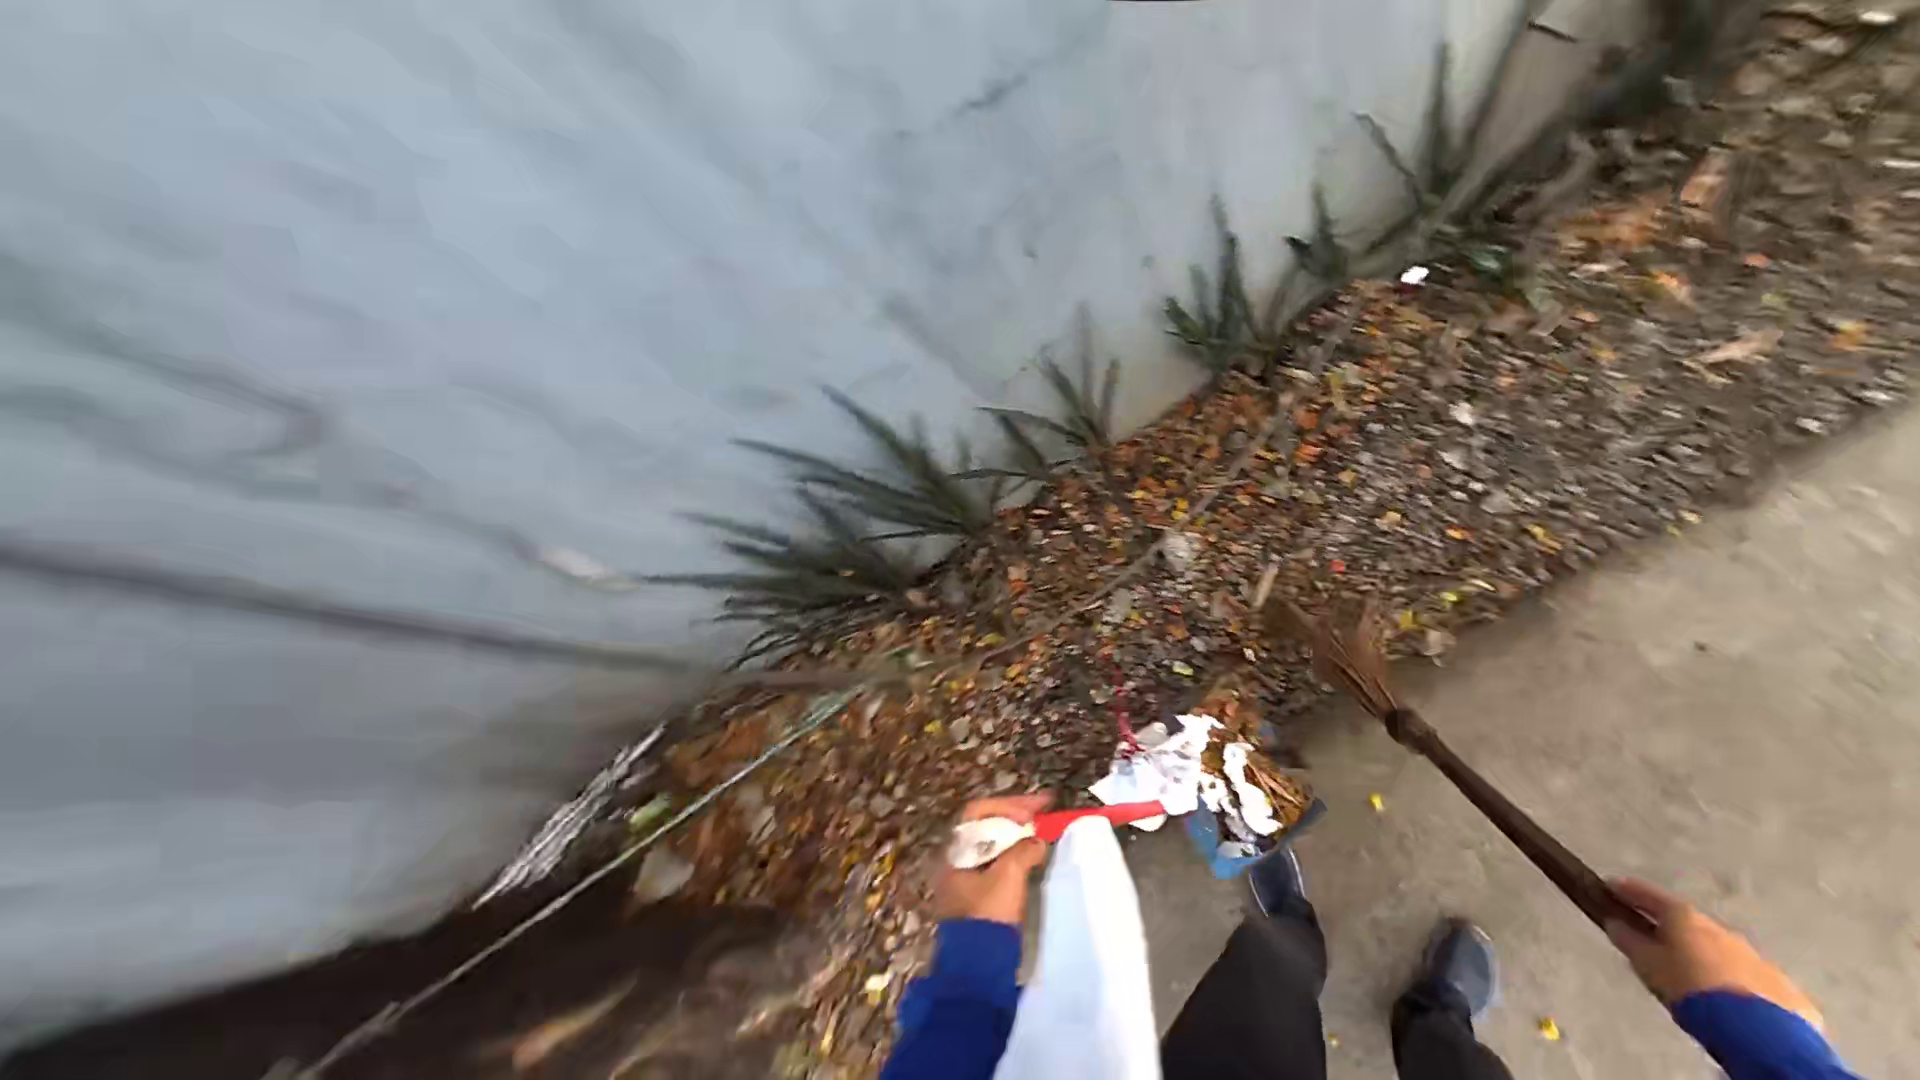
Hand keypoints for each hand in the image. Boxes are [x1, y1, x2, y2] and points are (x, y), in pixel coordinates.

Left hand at [933, 793, 1052, 925]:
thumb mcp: (1008, 876)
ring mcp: (964, 877)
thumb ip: (1024, 851)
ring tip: (1042, 828)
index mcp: (955, 848)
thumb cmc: (988, 914)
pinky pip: (996, 862)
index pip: (979, 810)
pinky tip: (1032, 854)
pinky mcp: (976, 895)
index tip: (1036, 808)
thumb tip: (1036, 842)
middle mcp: (955, 858)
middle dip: (1015, 815)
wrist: (977, 968)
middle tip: (1044, 810)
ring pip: (992, 844)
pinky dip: (1015, 853)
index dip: (1009, 804)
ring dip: (1016, 834)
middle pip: (986, 825)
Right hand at [1606, 877, 1822, 1029]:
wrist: (1760, 1035)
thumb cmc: (1687, 986)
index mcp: (1685, 917)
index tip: (1609, 886)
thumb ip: (1627, 938)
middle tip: (1651, 934)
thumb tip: (1616, 924)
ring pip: (1724, 951)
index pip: (1648, 894)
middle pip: (1690, 923)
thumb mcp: (1644, 962)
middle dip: (1671, 927)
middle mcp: (1723, 931)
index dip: (1625, 889)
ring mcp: (1760, 961)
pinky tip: (1729, 997)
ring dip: (1705, 955)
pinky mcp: (1787, 991)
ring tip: (1691, 971)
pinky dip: (1735, 981)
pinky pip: (1752, 980)